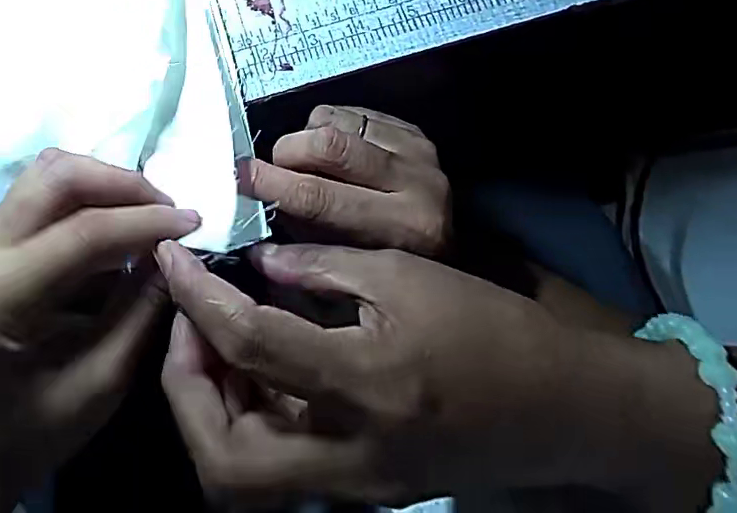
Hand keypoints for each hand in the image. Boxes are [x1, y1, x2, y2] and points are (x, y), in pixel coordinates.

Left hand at [0, 148, 199, 501]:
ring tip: (146, 208)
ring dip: (104, 179)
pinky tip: (116, 213)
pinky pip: (42, 185)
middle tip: (167, 208)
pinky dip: (86, 188)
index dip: (141, 220)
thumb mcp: (104, 382)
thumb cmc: (42, 424)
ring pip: (48, 170)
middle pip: (56, 178)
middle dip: (121, 184)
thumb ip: (141, 309)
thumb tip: (176, 247)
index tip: (191, 221)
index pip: (79, 233)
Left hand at [156, 240, 694, 506]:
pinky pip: (272, 458)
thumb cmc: (487, 327)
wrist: (565, 410)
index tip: (170, 253)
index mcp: (365, 387)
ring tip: (210, 328)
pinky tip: (250, 353)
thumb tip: (254, 263)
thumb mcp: (400, 272)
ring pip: (241, 470)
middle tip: (188, 318)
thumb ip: (318, 267)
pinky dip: (241, 407)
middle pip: (224, 462)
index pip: (247, 343)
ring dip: (207, 398)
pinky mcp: (356, 480)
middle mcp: (349, 457)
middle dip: (185, 385)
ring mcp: (352, 482)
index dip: (196, 294)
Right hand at [242, 105, 448, 254]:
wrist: (451, 255)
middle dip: (282, 155)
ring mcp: (417, 153)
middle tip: (258, 168)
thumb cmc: (388, 272)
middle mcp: (418, 184)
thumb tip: (253, 221)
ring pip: (331, 125)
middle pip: (326, 145)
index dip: (271, 185)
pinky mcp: (411, 132)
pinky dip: (323, 129)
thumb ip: (303, 247)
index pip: (319, 197)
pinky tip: (330, 156)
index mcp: (403, 229)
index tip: (237, 178)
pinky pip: (343, 113)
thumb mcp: (349, 272)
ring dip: (303, 143)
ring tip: (303, 167)